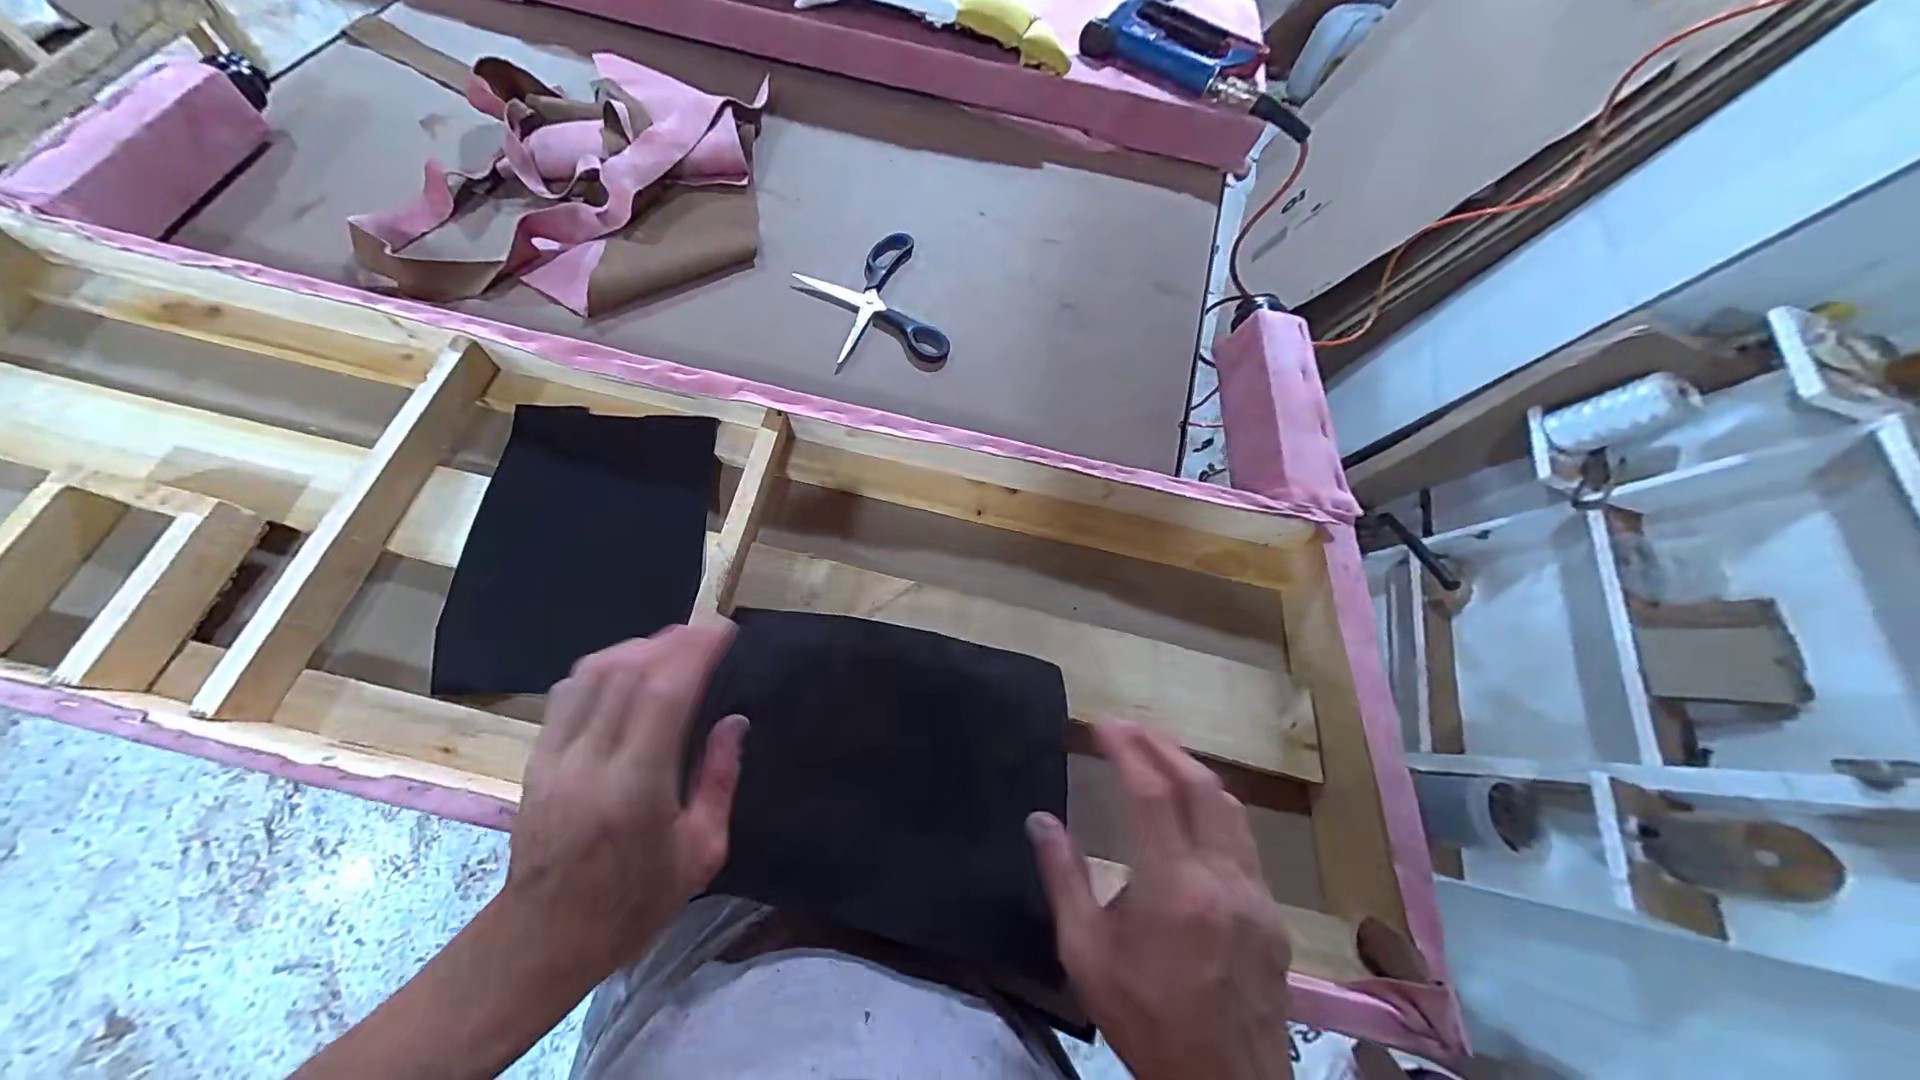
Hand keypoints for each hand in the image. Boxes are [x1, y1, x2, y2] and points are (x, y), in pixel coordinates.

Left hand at [502, 623, 748, 977]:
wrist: (543, 938)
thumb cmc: (634, 903)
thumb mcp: (700, 851)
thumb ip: (719, 779)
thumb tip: (734, 721)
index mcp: (637, 788)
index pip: (664, 695)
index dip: (694, 652)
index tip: (722, 631)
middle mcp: (591, 763)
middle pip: (628, 673)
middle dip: (671, 640)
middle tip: (705, 630)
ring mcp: (556, 758)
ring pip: (593, 675)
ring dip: (637, 646)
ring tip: (671, 641)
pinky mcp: (537, 759)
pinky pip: (568, 693)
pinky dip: (602, 666)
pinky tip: (626, 665)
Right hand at [1028, 721, 1293, 1079]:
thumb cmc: (1144, 1019)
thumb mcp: (1085, 954)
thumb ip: (1063, 878)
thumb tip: (1039, 819)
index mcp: (1174, 888)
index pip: (1153, 793)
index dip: (1127, 749)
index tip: (1103, 724)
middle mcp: (1223, 879)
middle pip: (1201, 786)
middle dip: (1163, 746)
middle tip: (1129, 728)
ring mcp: (1256, 895)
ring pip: (1231, 807)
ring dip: (1193, 771)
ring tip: (1160, 754)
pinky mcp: (1273, 913)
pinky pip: (1244, 839)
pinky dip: (1214, 807)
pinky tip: (1193, 811)